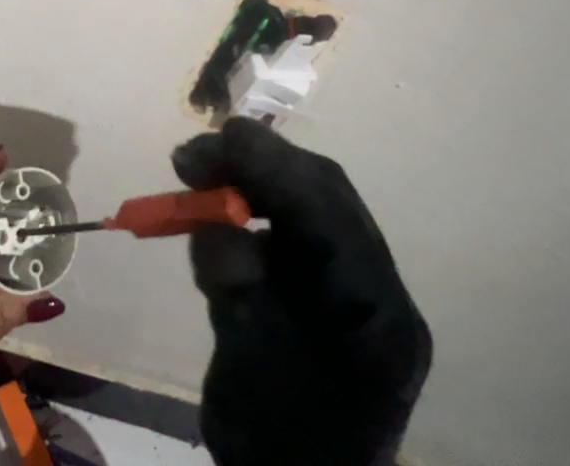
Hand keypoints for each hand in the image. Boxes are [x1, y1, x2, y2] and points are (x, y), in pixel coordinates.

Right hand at [173, 118, 431, 465]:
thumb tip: (212, 223)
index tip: (221, 135)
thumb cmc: (281, 446)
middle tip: (193, 154)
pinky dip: (246, 217)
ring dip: (250, 185)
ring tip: (193, 174)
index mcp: (376, 309)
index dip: (275, 168)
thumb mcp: (253, 366)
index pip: (331, 216)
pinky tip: (210, 216)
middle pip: (325, 200)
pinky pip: (286, 236)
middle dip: (259, 166)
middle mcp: (372, 288)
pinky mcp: (319, 294)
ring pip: (306, 210)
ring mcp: (348, 289)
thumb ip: (238, 287)